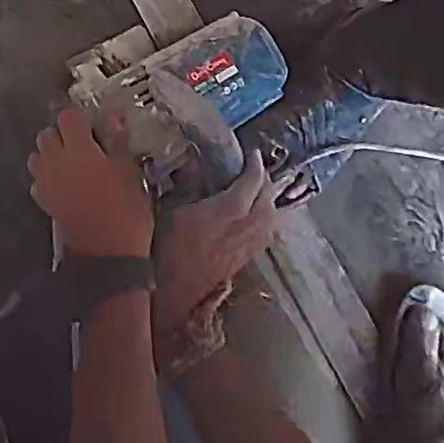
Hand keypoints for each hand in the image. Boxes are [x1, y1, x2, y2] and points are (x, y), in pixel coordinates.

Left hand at [27, 108, 153, 257]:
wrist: (108, 255)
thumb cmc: (126, 210)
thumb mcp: (130, 173)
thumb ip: (118, 142)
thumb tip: (113, 117)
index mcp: (79, 149)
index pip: (67, 117)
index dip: (79, 119)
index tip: (93, 129)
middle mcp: (56, 161)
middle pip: (47, 134)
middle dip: (62, 135)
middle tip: (83, 146)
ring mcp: (46, 182)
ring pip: (37, 155)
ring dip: (50, 154)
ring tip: (71, 164)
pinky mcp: (43, 202)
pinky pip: (37, 179)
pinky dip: (46, 177)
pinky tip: (63, 185)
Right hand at [154, 150, 284, 336]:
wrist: (178, 290)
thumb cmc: (171, 246)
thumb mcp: (175, 208)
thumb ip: (190, 183)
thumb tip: (195, 162)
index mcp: (232, 207)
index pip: (253, 178)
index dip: (254, 163)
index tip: (251, 153)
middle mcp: (250, 223)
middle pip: (269, 195)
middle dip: (264, 178)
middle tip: (253, 168)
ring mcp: (252, 241)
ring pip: (272, 213)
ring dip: (268, 197)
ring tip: (257, 189)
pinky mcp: (249, 256)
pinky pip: (267, 229)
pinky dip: (265, 216)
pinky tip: (255, 215)